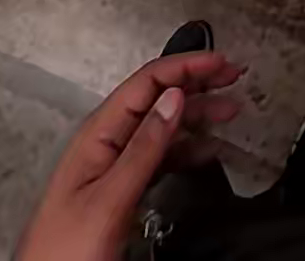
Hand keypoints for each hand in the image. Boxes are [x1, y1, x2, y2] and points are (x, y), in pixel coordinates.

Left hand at [18, 51, 245, 260]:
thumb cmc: (69, 254)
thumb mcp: (109, 202)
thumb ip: (144, 147)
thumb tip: (176, 95)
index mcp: (99, 133)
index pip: (148, 81)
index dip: (186, 66)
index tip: (221, 63)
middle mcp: (107, 140)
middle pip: (158, 95)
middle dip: (198, 81)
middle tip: (235, 75)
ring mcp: (114, 163)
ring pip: (164, 122)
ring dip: (199, 112)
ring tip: (231, 110)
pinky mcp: (122, 187)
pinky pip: (162, 153)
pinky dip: (190, 146)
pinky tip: (209, 148)